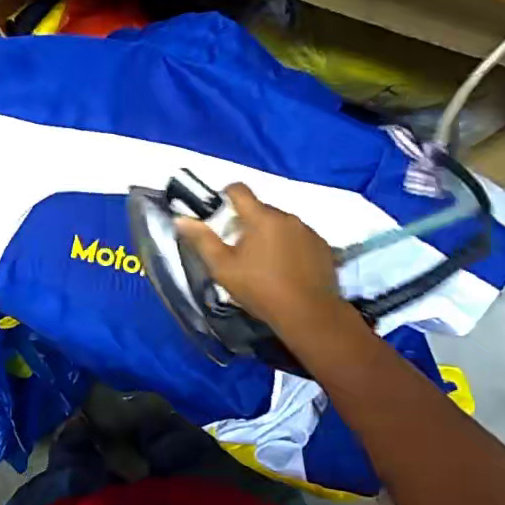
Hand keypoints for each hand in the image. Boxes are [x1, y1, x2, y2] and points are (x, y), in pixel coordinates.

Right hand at [174, 184, 361, 337]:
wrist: (308, 313)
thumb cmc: (260, 289)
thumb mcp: (223, 268)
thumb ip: (202, 240)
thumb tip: (180, 219)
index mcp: (261, 218)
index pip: (240, 190)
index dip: (226, 194)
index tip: (219, 210)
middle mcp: (287, 217)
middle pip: (261, 210)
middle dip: (248, 223)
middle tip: (239, 249)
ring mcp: (309, 231)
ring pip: (282, 225)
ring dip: (271, 235)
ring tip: (265, 262)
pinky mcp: (323, 247)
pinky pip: (300, 238)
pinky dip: (291, 247)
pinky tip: (287, 269)